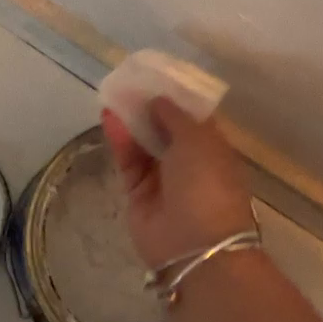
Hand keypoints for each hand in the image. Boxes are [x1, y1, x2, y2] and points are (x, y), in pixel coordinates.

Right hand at [101, 97, 257, 268]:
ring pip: (143, 143)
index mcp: (213, 148)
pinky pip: (128, 160)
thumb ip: (175, 116)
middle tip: (128, 81)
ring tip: (113, 93)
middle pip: (165, 128)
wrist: (196, 247)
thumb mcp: (199, 141)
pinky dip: (119, 139)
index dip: (175, 96)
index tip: (155, 74)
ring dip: (131, 120)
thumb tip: (158, 100)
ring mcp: (162, 179)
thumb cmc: (208, 185)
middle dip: (148, 106)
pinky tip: (109, 116)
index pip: (193, 116)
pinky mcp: (138, 193)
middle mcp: (189, 162)